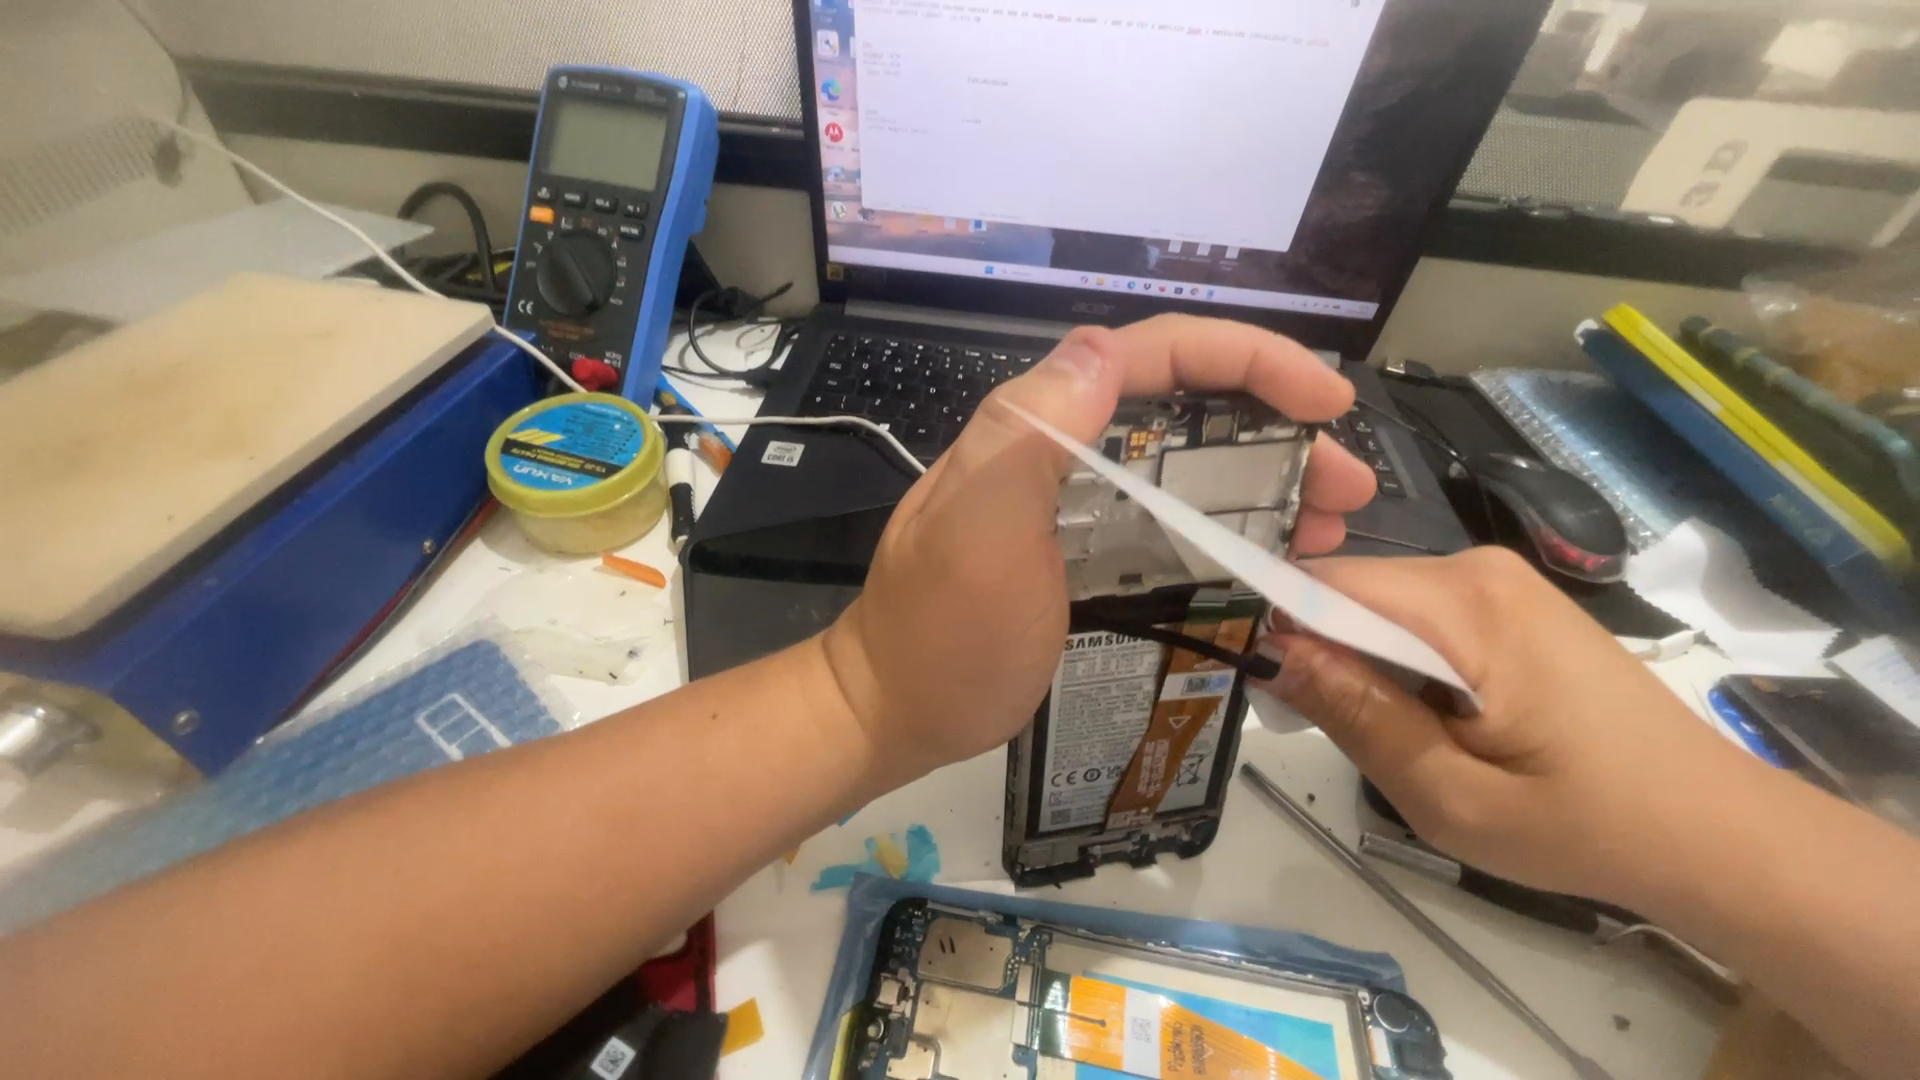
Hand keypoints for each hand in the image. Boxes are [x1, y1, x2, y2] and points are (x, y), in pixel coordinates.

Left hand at [820, 315, 1375, 783]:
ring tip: (1324, 528)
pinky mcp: (1089, 557)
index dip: (1248, 360)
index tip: (1324, 401)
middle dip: (1276, 430)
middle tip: (1345, 486)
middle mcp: (1065, 451)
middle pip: (1186, 410)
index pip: (1156, 357)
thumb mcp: (978, 527)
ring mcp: (1078, 506)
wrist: (902, 706)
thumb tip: (1104, 346)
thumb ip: (1029, 431)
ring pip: (1188, 468)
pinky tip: (1270, 563)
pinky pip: (1172, 525)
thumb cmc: (944, 631)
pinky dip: (1228, 534)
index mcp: (1041, 426)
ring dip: (1264, 485)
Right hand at [1258, 547, 1771, 904]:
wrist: (1715, 832)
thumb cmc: (1584, 825)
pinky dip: (1390, 659)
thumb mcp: (1451, 796)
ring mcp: (1494, 581)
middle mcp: (1475, 569)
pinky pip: (1409, 614)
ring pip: (1373, 604)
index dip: (1278, 627)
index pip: (1325, 584)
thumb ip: (1357, 716)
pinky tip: (1420, 714)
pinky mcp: (1502, 602)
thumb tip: (1270, 653)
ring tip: (1386, 731)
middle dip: (1318, 651)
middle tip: (1325, 728)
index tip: (1260, 685)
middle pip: (1347, 590)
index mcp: (1467, 604)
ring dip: (1355, 661)